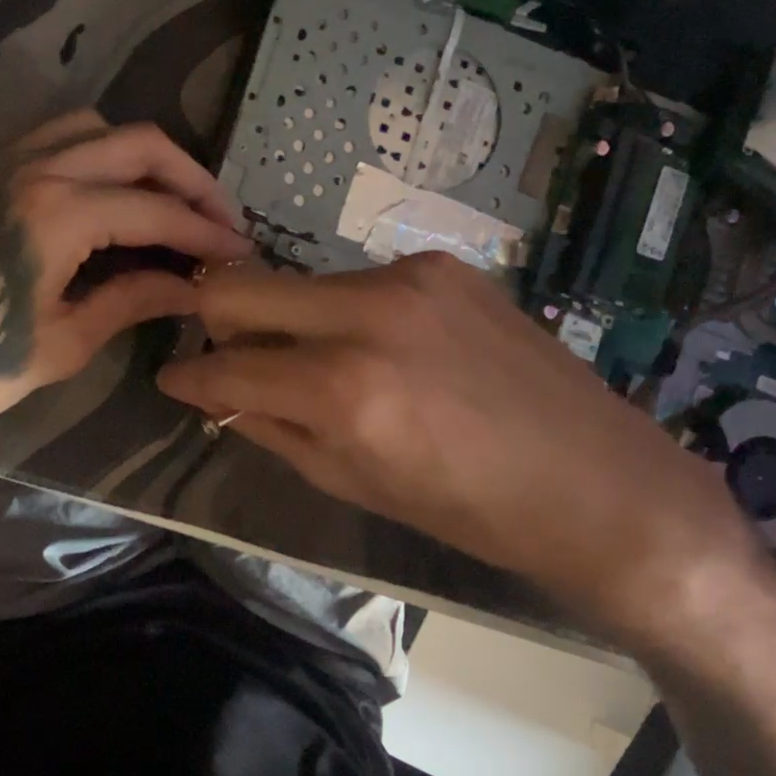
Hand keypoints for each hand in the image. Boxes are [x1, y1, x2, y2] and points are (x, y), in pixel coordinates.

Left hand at [0, 109, 251, 451]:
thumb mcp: (63, 342)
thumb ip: (133, 300)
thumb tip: (192, 286)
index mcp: (57, 213)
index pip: (155, 208)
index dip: (206, 230)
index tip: (240, 251)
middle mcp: (32, 168)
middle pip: (136, 143)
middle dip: (188, 178)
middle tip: (217, 221)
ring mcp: (0, 163)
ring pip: (91, 128)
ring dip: (139, 157)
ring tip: (165, 204)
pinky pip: (51, 141)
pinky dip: (93, 155)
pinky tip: (107, 198)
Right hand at [156, 254, 764, 626]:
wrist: (605, 486)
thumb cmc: (470, 510)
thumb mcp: (350, 480)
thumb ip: (270, 425)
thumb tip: (218, 394)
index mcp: (344, 387)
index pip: (226, 364)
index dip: (187, 377)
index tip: (170, 380)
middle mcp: (368, 313)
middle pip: (239, 285)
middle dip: (213, 321)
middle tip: (223, 356)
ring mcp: (409, 278)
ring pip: (297, 281)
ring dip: (285, 318)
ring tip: (314, 361)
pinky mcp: (443, 265)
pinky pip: (355, 281)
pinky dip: (341, 312)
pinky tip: (379, 348)